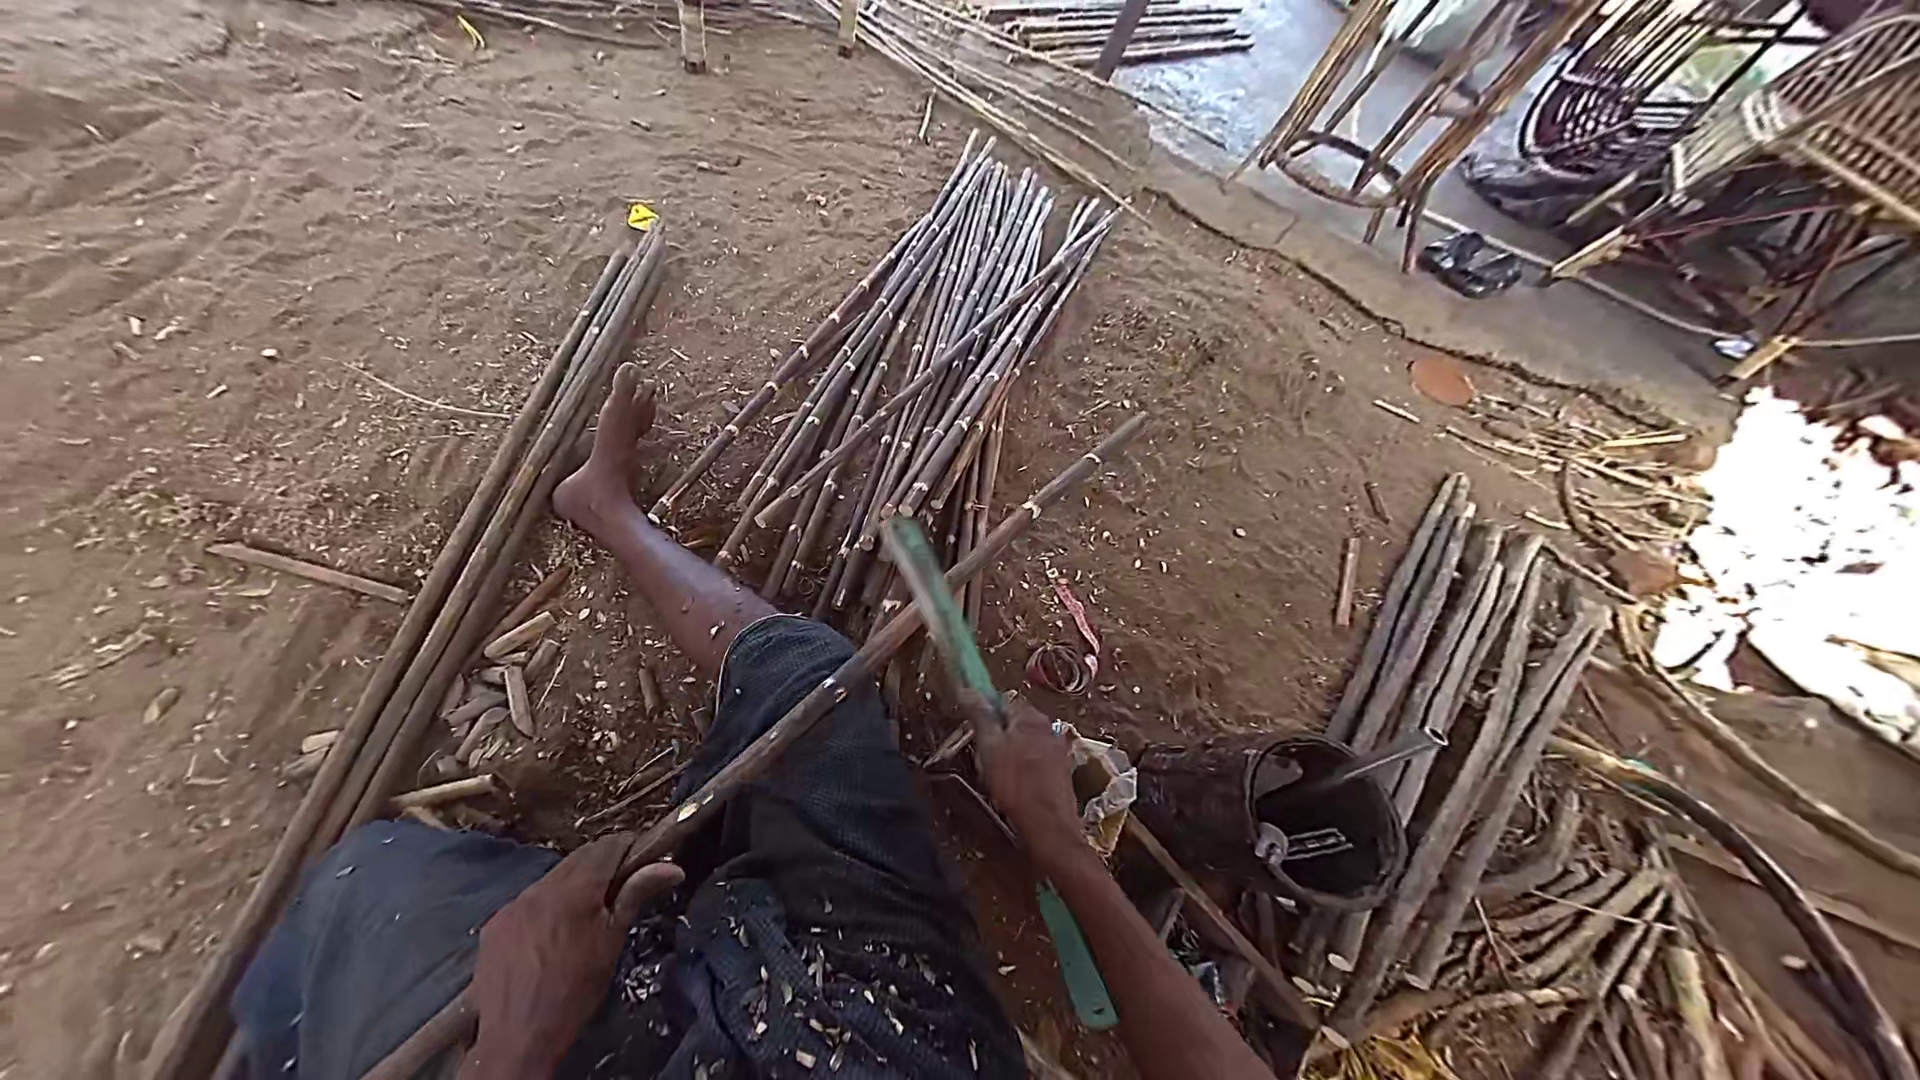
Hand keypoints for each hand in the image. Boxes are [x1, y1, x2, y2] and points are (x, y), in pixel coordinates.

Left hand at [461, 834, 683, 1079]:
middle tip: (618, 888)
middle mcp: (541, 889)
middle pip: (581, 857)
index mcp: (575, 891)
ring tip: (584, 914)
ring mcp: (513, 906)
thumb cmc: (576, 990)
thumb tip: (673, 867)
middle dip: (603, 864)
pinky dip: (546, 904)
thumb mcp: (613, 940)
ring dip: (574, 883)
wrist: (517, 1042)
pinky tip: (551, 932)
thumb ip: (637, 893)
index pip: (608, 845)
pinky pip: (529, 899)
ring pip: (554, 876)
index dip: (629, 847)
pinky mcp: (495, 925)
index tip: (641, 860)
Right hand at [971, 696, 1086, 863]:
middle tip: (983, 754)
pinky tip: (1014, 785)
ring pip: (1025, 740)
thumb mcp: (989, 747)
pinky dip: (1022, 765)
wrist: (1048, 827)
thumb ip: (980, 715)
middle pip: (1015, 720)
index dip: (985, 710)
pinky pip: (1035, 758)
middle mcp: (1048, 727)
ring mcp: (1057, 749)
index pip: (1002, 699)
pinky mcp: (1060, 770)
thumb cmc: (1014, 785)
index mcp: (1030, 717)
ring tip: (996, 773)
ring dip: (1009, 750)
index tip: (973, 727)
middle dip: (997, 732)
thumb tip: (968, 689)